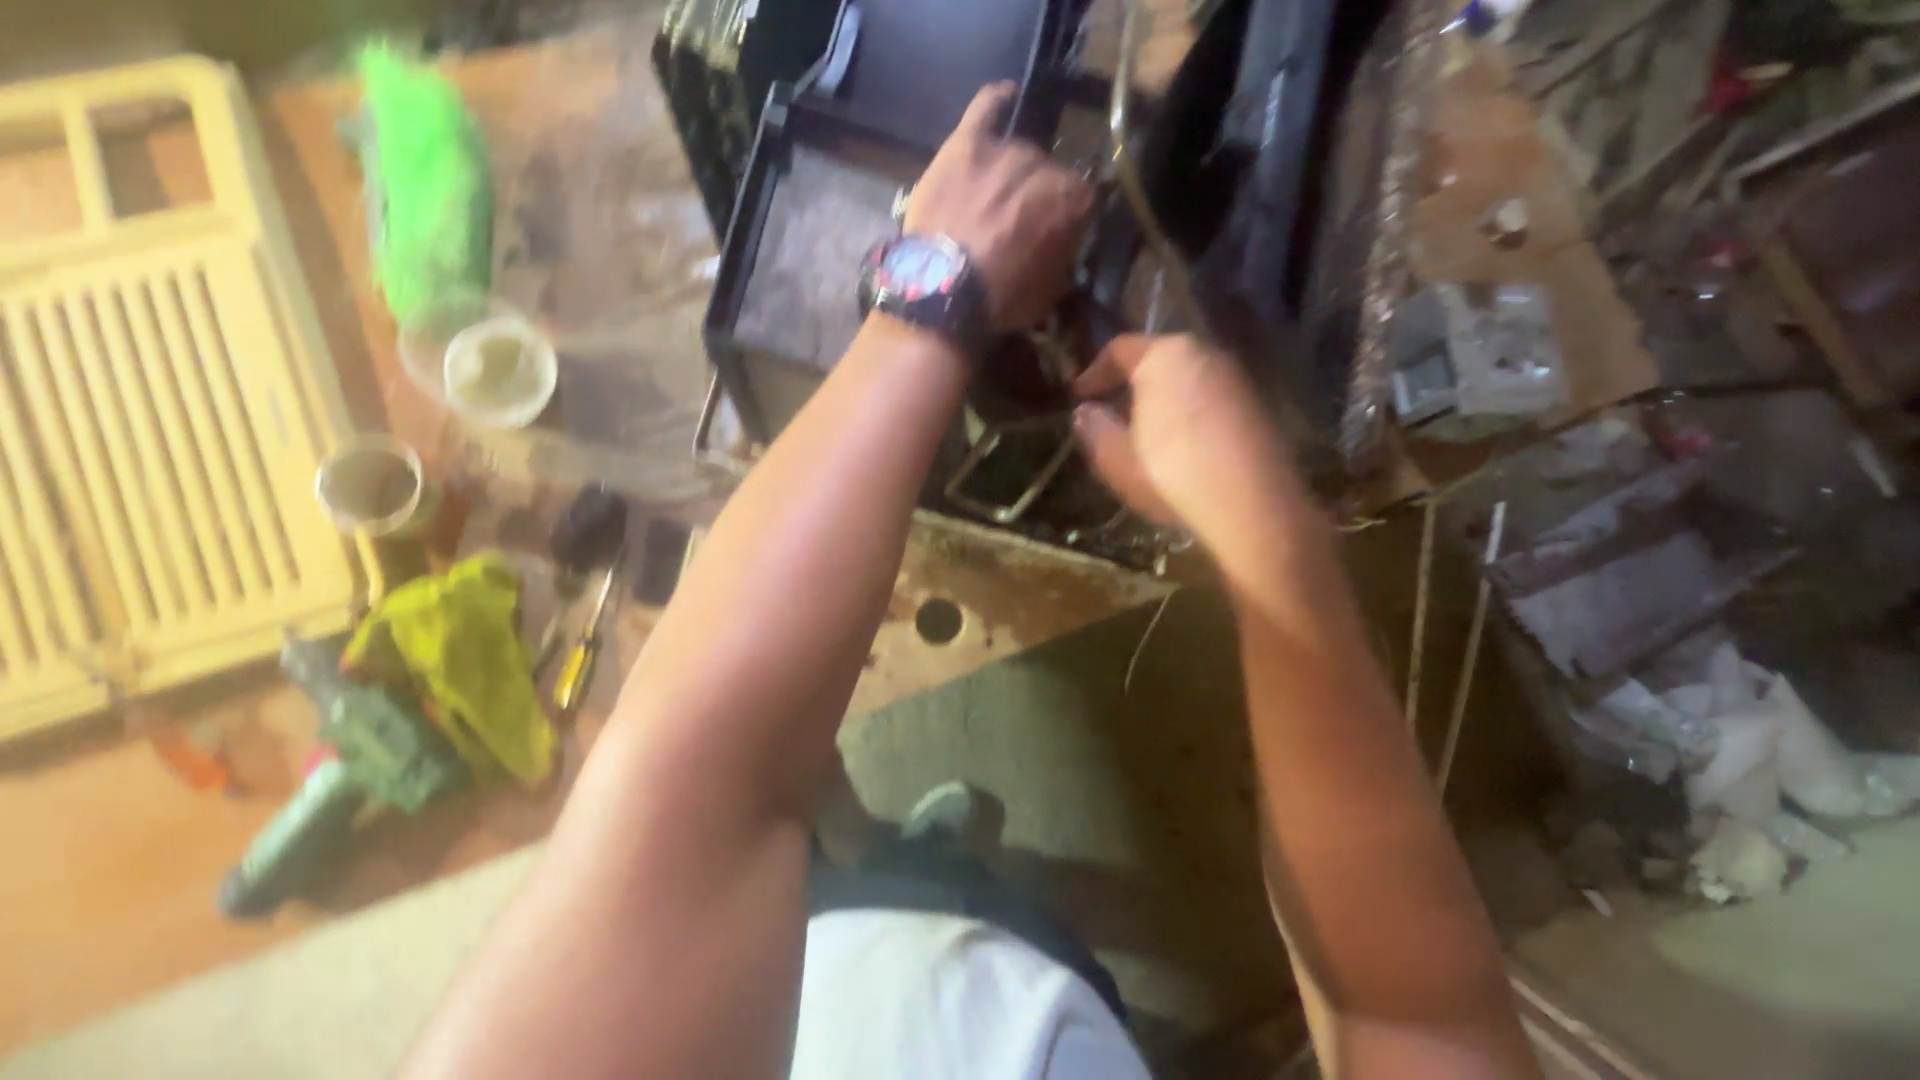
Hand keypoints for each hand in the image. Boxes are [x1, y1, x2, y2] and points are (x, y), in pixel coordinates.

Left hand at [905, 83, 1094, 329]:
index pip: (1080, 200)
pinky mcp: (965, 144)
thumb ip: (1062, 258)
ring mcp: (1004, 149)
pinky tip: (1006, 96)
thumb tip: (1062, 249)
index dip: (1065, 221)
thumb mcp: (1050, 292)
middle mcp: (1044, 164)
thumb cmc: (1001, 300)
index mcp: (1073, 199)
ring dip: (1009, 174)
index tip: (1053, 236)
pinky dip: (998, 99)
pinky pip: (986, 107)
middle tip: (1014, 226)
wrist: (943, 291)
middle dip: (1034, 199)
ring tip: (991, 197)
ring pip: (1015, 153)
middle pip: (1045, 174)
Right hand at [1073, 334, 1324, 591]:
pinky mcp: (1259, 405)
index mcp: (1164, 356)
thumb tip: (1086, 411)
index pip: (1120, 349)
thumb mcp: (1116, 458)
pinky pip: (1211, 398)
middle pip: (1158, 359)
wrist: (1253, 505)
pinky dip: (1190, 412)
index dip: (1094, 372)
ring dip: (1163, 399)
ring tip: (1147, 432)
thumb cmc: (1172, 474)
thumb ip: (1094, 428)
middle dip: (1131, 383)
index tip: (1080, 396)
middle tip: (1112, 411)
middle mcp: (1204, 353)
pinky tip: (1183, 445)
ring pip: (1187, 378)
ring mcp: (1236, 377)